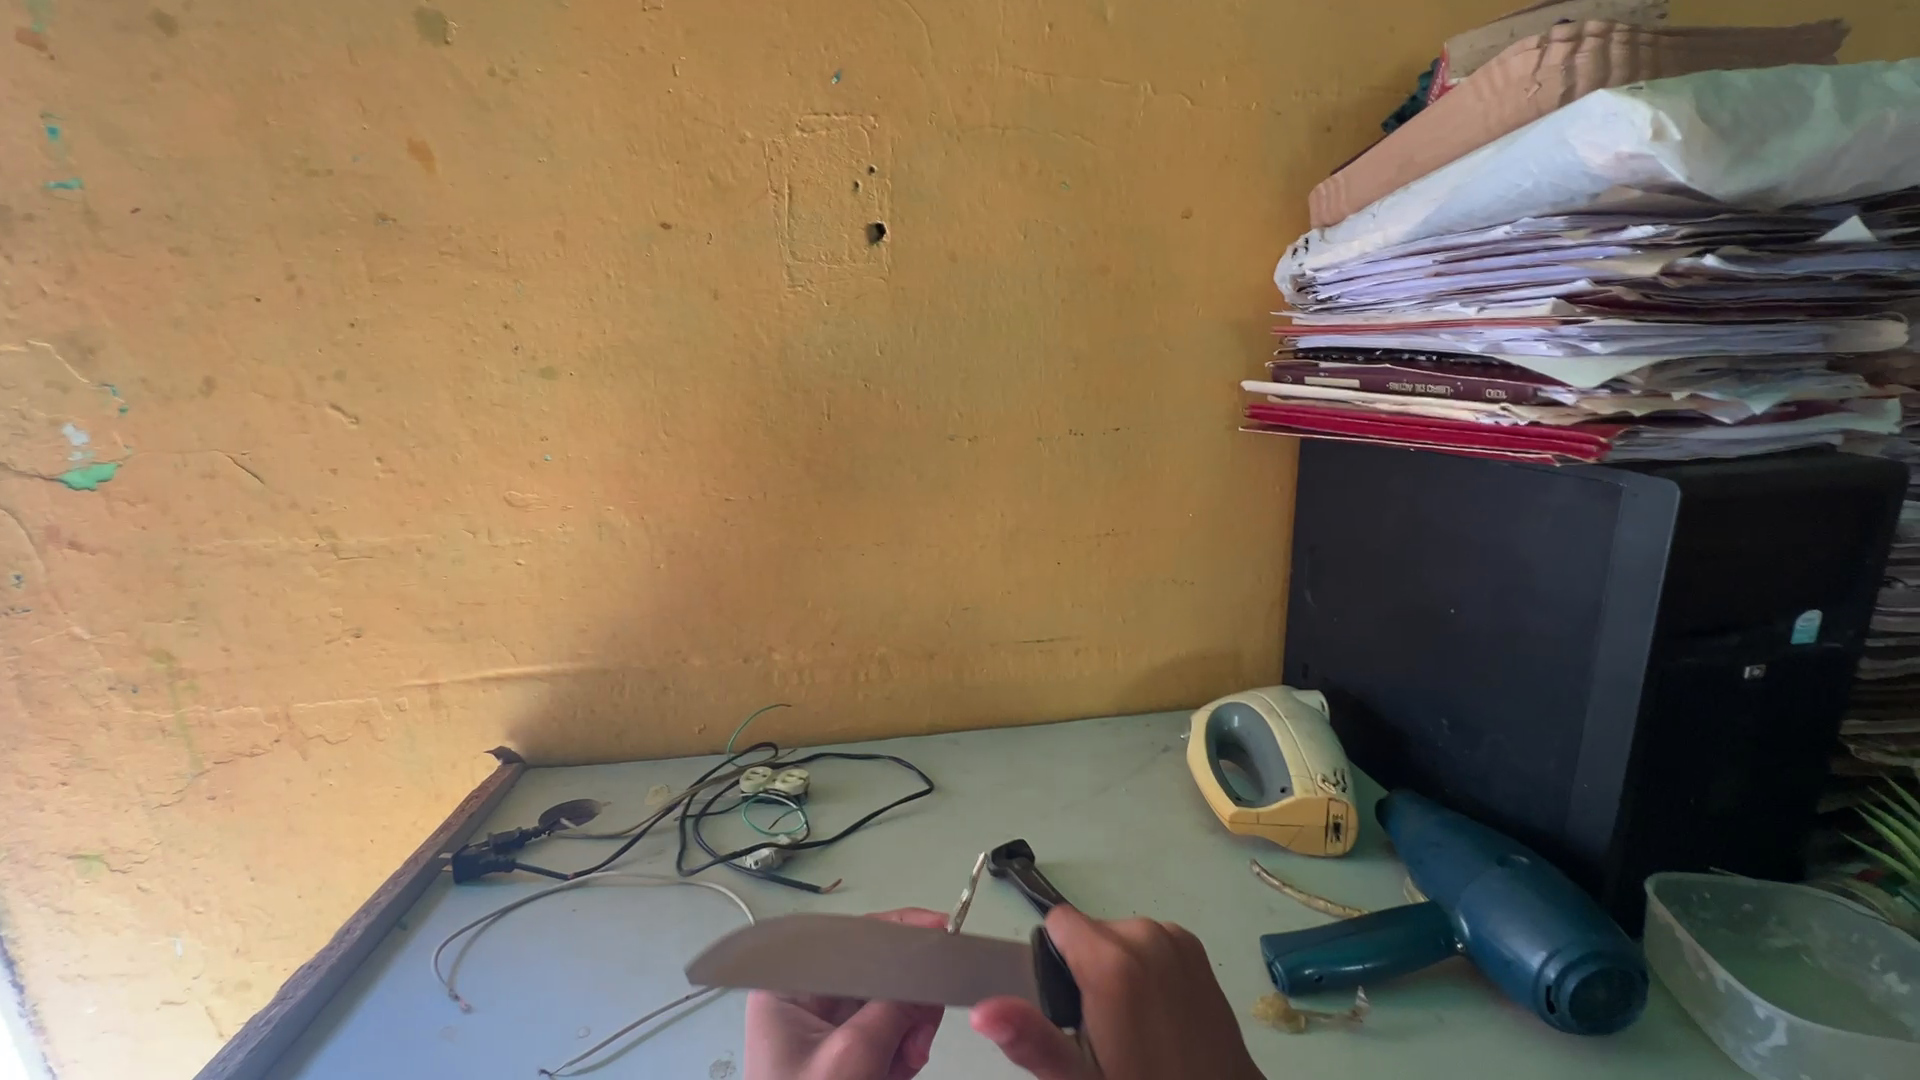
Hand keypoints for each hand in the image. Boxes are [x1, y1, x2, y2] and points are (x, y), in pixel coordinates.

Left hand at [744, 908, 946, 1079]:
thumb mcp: (852, 1058)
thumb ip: (894, 1009)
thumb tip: (931, 976)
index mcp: (788, 987)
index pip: (848, 937)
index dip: (896, 929)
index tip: (943, 931)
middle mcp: (805, 999)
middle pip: (873, 968)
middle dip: (907, 994)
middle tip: (925, 1027)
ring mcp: (824, 1029)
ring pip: (885, 1002)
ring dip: (908, 1028)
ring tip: (910, 1059)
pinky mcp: (843, 1056)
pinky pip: (885, 1033)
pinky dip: (902, 1049)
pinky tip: (900, 1072)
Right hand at [970, 906, 1263, 1079]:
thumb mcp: (1080, 1078)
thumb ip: (1031, 1037)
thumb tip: (981, 1011)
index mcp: (1112, 960)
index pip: (1057, 922)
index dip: (1054, 962)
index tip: (1068, 1007)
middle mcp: (1144, 934)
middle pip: (1087, 932)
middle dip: (1084, 970)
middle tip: (1102, 1030)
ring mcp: (1174, 938)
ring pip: (1117, 937)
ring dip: (1115, 969)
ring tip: (1133, 1026)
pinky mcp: (1195, 948)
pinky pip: (1148, 942)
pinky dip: (1144, 968)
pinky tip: (1157, 1014)